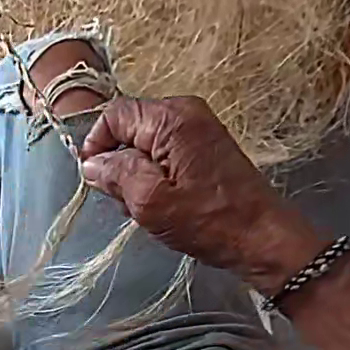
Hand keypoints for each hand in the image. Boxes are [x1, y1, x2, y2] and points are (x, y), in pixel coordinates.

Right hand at [79, 96, 325, 293]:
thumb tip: (91, 163)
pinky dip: (149, 178)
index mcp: (172, 119)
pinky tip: (159, 202)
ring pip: (140, 146)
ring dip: (132, 176)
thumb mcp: (150, 201)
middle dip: (116, 164)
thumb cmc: (206, 220)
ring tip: (146, 205)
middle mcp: (185, 113)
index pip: (114, 115)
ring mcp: (195, 129)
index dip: (96, 145)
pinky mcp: (201, 148)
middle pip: (127, 129)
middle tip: (127, 199)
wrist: (257, 236)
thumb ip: (116, 174)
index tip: (94, 179)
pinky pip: (158, 155)